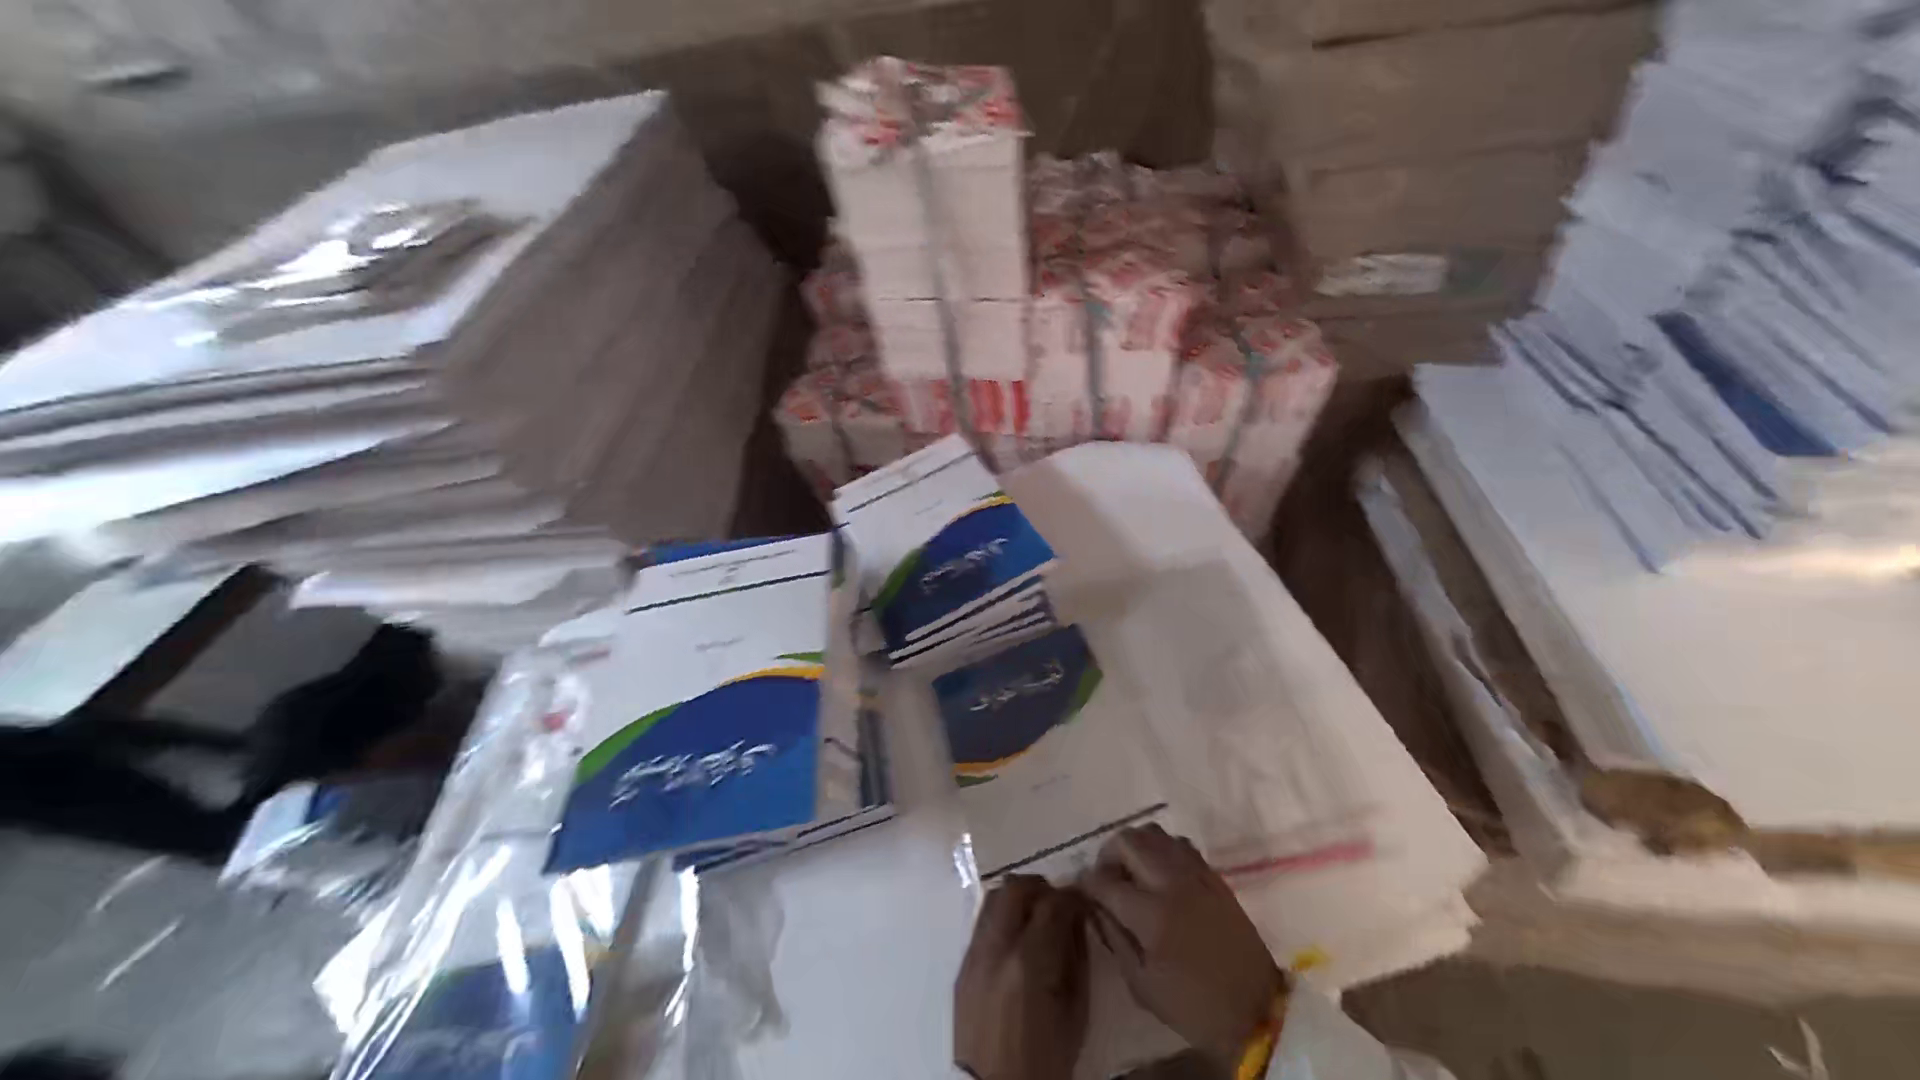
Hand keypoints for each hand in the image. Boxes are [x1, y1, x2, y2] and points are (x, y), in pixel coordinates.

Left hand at [953, 875, 1090, 1079]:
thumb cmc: (1044, 1061)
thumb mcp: (1075, 1013)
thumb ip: (1077, 958)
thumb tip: (1077, 920)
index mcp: (1029, 962)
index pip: (1052, 904)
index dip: (1073, 896)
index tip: (1085, 900)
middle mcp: (996, 948)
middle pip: (1015, 888)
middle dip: (1042, 887)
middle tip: (1060, 902)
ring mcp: (973, 954)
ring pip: (993, 898)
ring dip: (1018, 897)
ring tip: (1037, 914)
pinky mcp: (961, 965)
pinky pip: (982, 923)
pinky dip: (1002, 917)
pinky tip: (1017, 936)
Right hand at [1079, 824, 1283, 1067]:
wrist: (1257, 1010)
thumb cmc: (1193, 1005)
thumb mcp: (1140, 983)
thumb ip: (1113, 936)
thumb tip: (1095, 905)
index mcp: (1150, 914)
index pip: (1104, 880)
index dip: (1087, 882)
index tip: (1082, 890)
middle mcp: (1171, 882)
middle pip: (1127, 841)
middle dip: (1108, 854)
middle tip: (1106, 876)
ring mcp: (1195, 874)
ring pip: (1153, 833)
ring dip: (1135, 846)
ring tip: (1132, 870)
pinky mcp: (1213, 875)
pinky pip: (1179, 843)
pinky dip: (1161, 849)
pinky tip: (1160, 872)